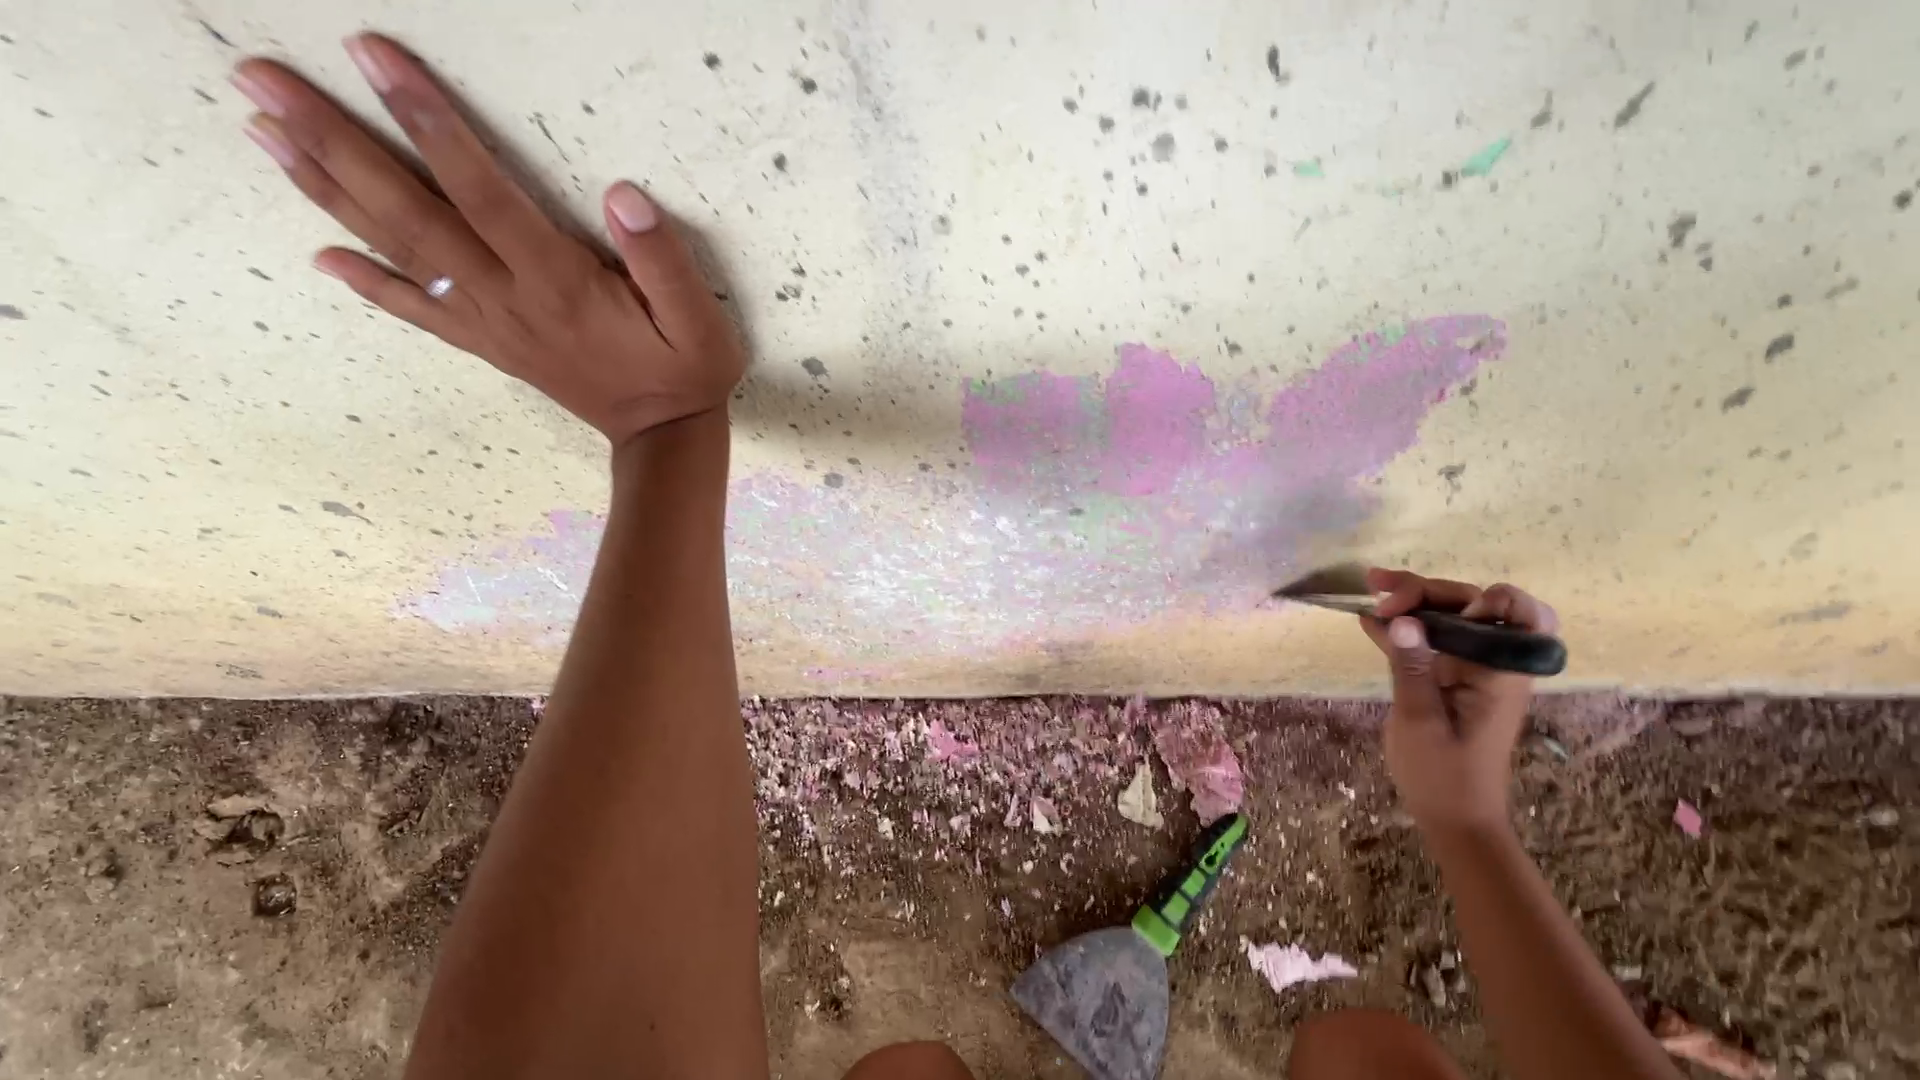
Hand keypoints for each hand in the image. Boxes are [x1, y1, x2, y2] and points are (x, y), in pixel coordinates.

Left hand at [230, 34, 743, 446]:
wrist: (664, 435)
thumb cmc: (687, 371)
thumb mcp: (698, 319)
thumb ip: (663, 260)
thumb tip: (622, 195)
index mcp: (559, 282)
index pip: (482, 192)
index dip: (429, 123)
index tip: (372, 57)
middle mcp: (510, 298)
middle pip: (412, 214)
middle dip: (336, 143)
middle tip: (258, 81)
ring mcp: (493, 325)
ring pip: (402, 254)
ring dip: (330, 195)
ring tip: (265, 136)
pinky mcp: (491, 345)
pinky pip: (419, 312)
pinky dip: (369, 283)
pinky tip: (323, 256)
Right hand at [1358, 569, 1559, 835]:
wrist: (1454, 817)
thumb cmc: (1444, 775)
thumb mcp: (1420, 721)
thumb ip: (1412, 667)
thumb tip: (1403, 618)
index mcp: (1502, 671)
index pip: (1523, 614)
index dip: (1487, 600)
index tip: (1441, 614)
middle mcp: (1492, 661)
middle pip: (1472, 604)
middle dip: (1428, 590)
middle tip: (1382, 594)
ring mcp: (1469, 668)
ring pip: (1448, 616)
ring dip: (1413, 600)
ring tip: (1372, 588)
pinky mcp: (1448, 677)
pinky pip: (1430, 640)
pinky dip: (1405, 626)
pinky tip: (1370, 618)